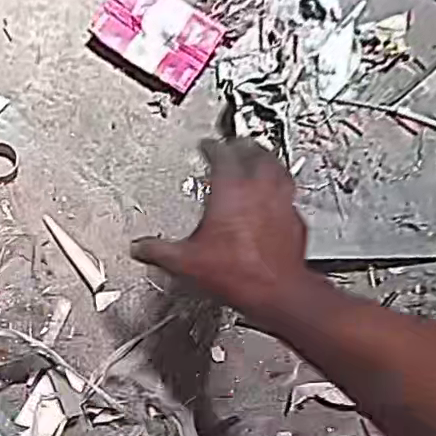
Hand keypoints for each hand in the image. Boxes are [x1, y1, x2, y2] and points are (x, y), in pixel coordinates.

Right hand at [131, 138, 333, 323]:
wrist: (275, 292)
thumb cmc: (237, 275)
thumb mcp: (186, 263)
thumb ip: (160, 250)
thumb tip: (140, 247)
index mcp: (231, 190)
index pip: (221, 154)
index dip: (212, 147)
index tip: (207, 146)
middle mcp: (260, 189)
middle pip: (254, 152)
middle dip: (242, 145)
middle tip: (234, 144)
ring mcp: (281, 202)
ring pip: (276, 167)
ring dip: (266, 159)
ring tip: (259, 158)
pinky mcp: (294, 220)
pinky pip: (288, 194)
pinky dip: (280, 189)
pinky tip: (275, 197)